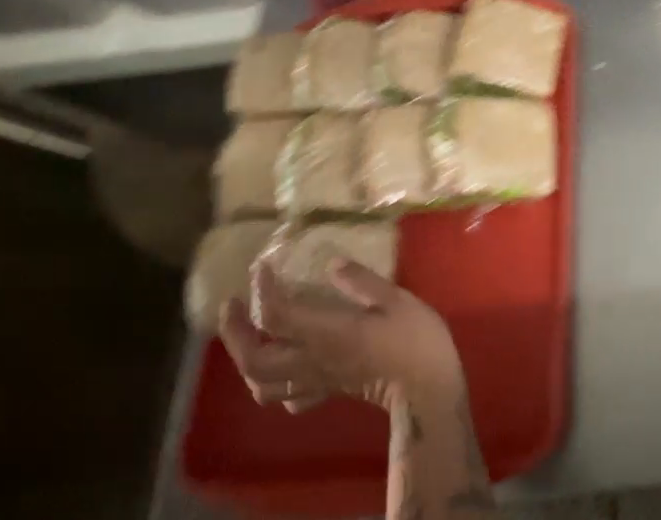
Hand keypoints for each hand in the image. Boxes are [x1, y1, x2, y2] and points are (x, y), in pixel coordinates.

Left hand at [220, 261, 464, 411]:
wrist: (426, 389)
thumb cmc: (414, 340)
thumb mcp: (396, 299)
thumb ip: (361, 281)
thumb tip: (332, 264)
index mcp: (326, 334)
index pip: (277, 314)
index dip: (263, 289)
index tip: (263, 267)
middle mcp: (310, 360)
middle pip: (252, 358)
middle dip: (234, 332)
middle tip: (233, 305)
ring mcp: (315, 381)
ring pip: (260, 383)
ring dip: (244, 360)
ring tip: (250, 336)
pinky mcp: (325, 393)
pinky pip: (286, 396)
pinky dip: (273, 384)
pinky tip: (282, 368)